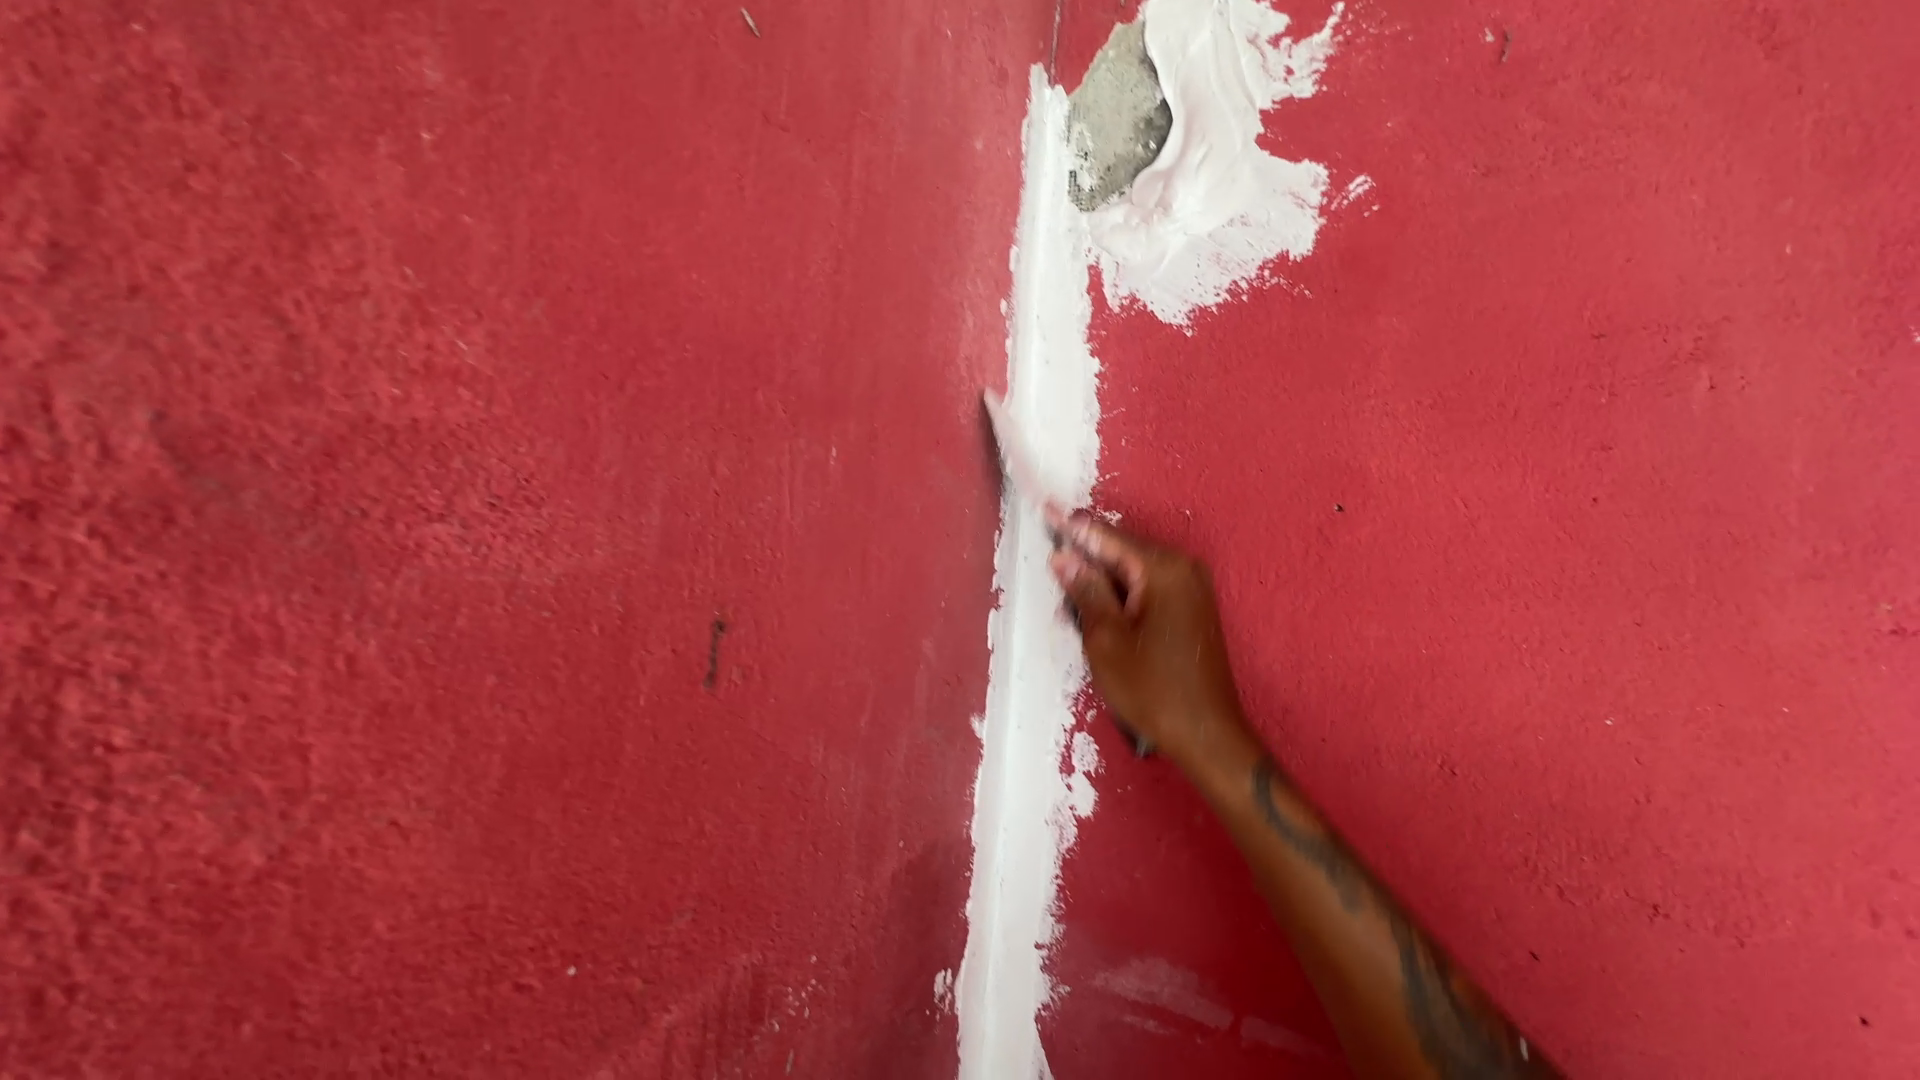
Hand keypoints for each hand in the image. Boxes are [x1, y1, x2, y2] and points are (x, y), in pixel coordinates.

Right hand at [1049, 512, 1249, 766]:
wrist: (1206, 734)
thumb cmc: (1152, 688)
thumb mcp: (1106, 639)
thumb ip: (1085, 590)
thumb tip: (1064, 557)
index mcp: (1162, 568)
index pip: (1105, 537)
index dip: (1070, 528)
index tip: (1043, 508)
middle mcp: (1182, 568)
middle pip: (1120, 553)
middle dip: (1084, 565)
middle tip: (1052, 581)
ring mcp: (1192, 588)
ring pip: (1131, 574)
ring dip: (1100, 588)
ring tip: (1072, 614)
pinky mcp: (1191, 609)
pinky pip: (1146, 590)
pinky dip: (1120, 600)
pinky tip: (1099, 621)